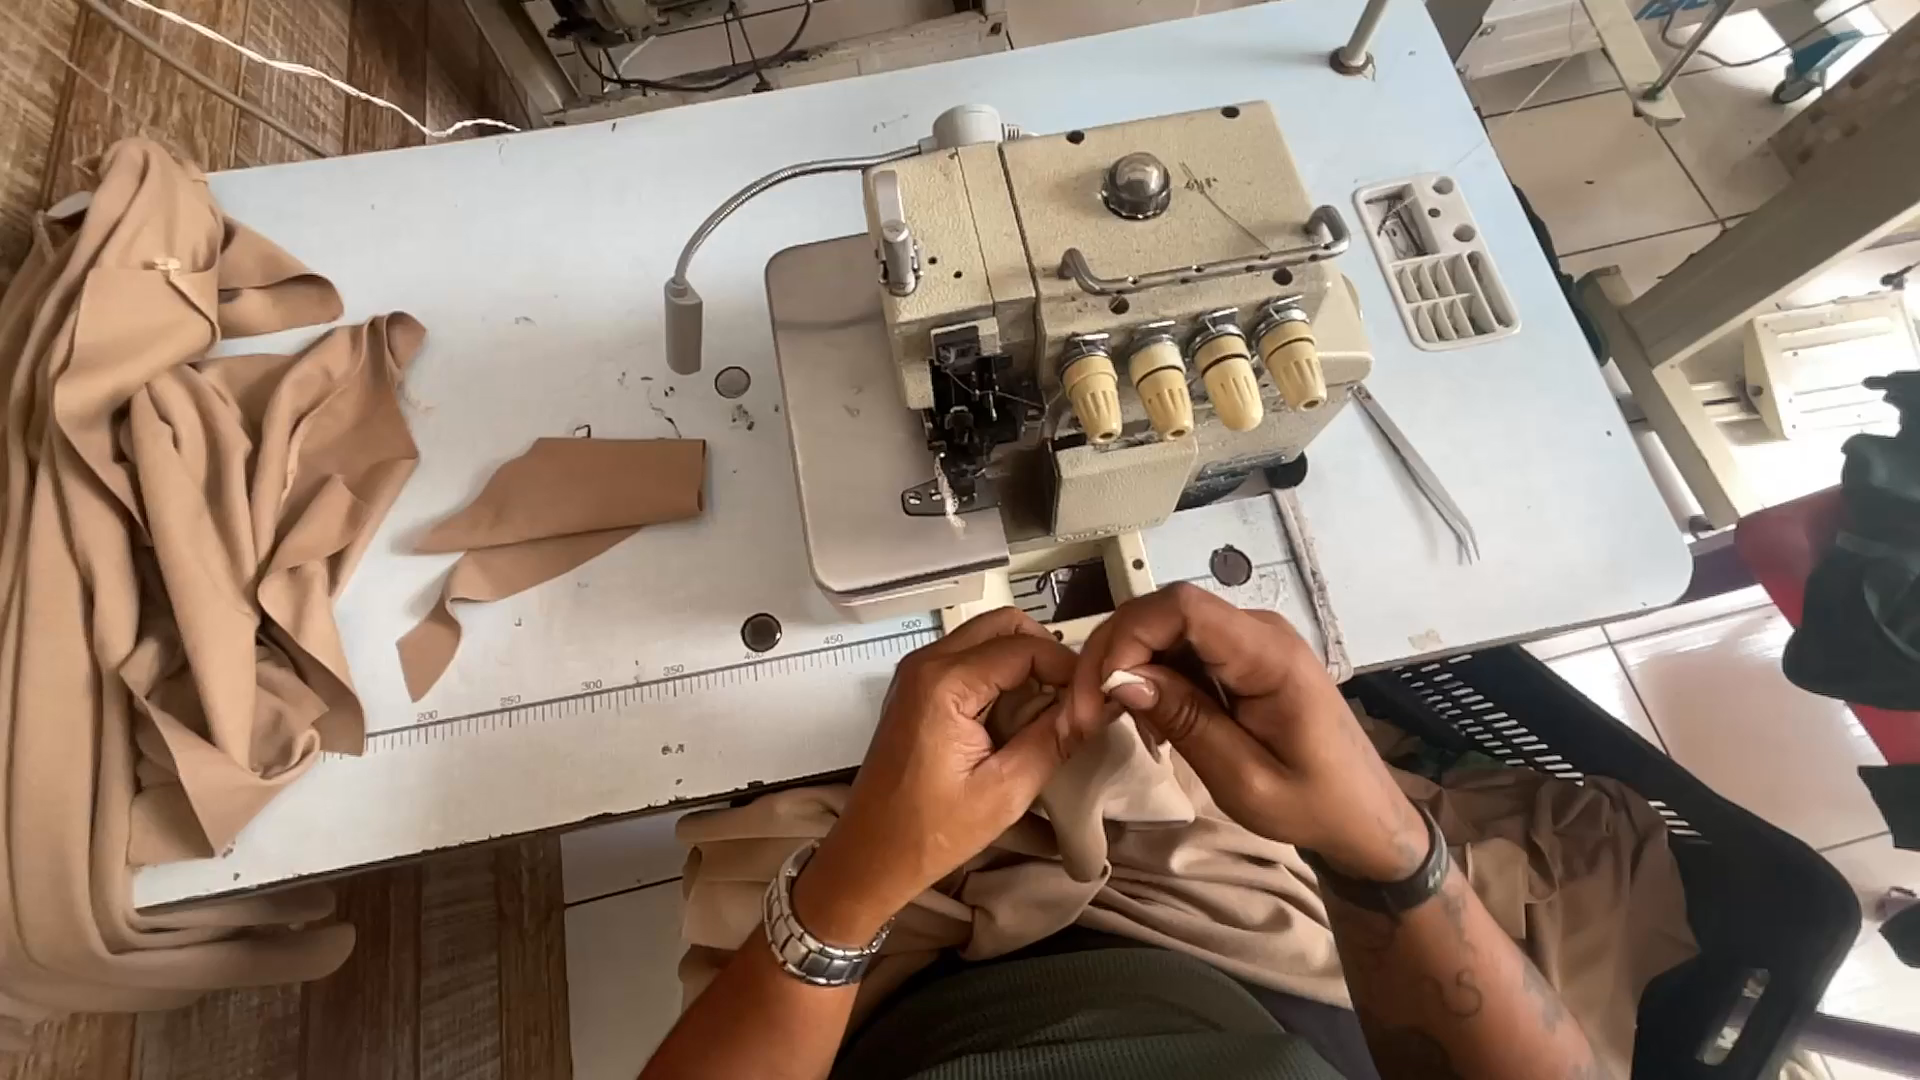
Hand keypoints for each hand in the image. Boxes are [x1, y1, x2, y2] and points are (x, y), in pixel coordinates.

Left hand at [794, 608, 1085, 943]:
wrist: (869, 854)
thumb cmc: (932, 831)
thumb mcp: (1006, 791)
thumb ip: (1054, 739)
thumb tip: (1097, 706)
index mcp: (945, 683)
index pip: (1024, 647)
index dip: (1067, 667)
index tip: (1092, 697)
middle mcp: (926, 662)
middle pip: (1003, 623)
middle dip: (1044, 650)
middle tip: (1070, 695)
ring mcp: (916, 669)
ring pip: (985, 634)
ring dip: (1022, 658)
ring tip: (1048, 705)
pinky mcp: (915, 684)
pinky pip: (967, 654)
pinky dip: (998, 668)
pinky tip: (1014, 710)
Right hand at [1070, 584, 1426, 881]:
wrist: (1366, 817)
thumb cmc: (1314, 806)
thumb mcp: (1245, 780)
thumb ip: (1185, 721)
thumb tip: (1118, 677)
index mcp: (1269, 656)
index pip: (1181, 607)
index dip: (1127, 636)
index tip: (1099, 692)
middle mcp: (1257, 630)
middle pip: (1161, 610)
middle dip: (1111, 652)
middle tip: (1080, 711)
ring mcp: (1247, 638)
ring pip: (1161, 625)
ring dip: (1121, 662)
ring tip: (1100, 714)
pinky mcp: (1237, 653)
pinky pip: (1177, 645)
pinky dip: (1143, 671)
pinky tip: (1136, 710)